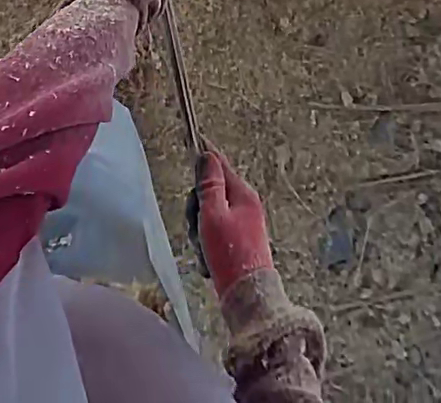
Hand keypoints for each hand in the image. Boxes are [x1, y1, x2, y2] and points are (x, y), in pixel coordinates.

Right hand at [196, 149, 273, 297]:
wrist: (249, 300)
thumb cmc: (231, 254)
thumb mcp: (213, 215)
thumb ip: (209, 184)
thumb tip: (206, 155)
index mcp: (243, 194)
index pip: (220, 164)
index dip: (204, 155)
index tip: (192, 139)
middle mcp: (245, 206)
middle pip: (211, 191)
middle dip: (197, 207)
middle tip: (197, 226)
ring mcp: (242, 225)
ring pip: (209, 214)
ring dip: (200, 230)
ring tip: (203, 248)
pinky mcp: (238, 243)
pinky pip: (214, 233)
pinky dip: (207, 245)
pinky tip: (208, 261)